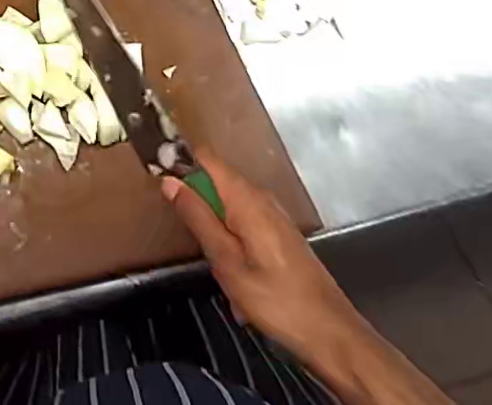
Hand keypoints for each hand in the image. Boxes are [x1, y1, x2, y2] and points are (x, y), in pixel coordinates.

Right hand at [163, 153, 450, 404]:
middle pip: (216, 182)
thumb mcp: (226, 262)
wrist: (332, 334)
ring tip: (218, 270)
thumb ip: (197, 217)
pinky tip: (238, 281)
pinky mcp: (280, 234)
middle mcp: (261, 197)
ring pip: (229, 208)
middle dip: (198, 206)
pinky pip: (244, 225)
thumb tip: (169, 181)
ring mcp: (273, 215)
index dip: (181, 159)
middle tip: (192, 242)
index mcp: (245, 197)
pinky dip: (233, 245)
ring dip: (216, 232)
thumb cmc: (276, 299)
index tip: (159, 174)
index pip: (207, 157)